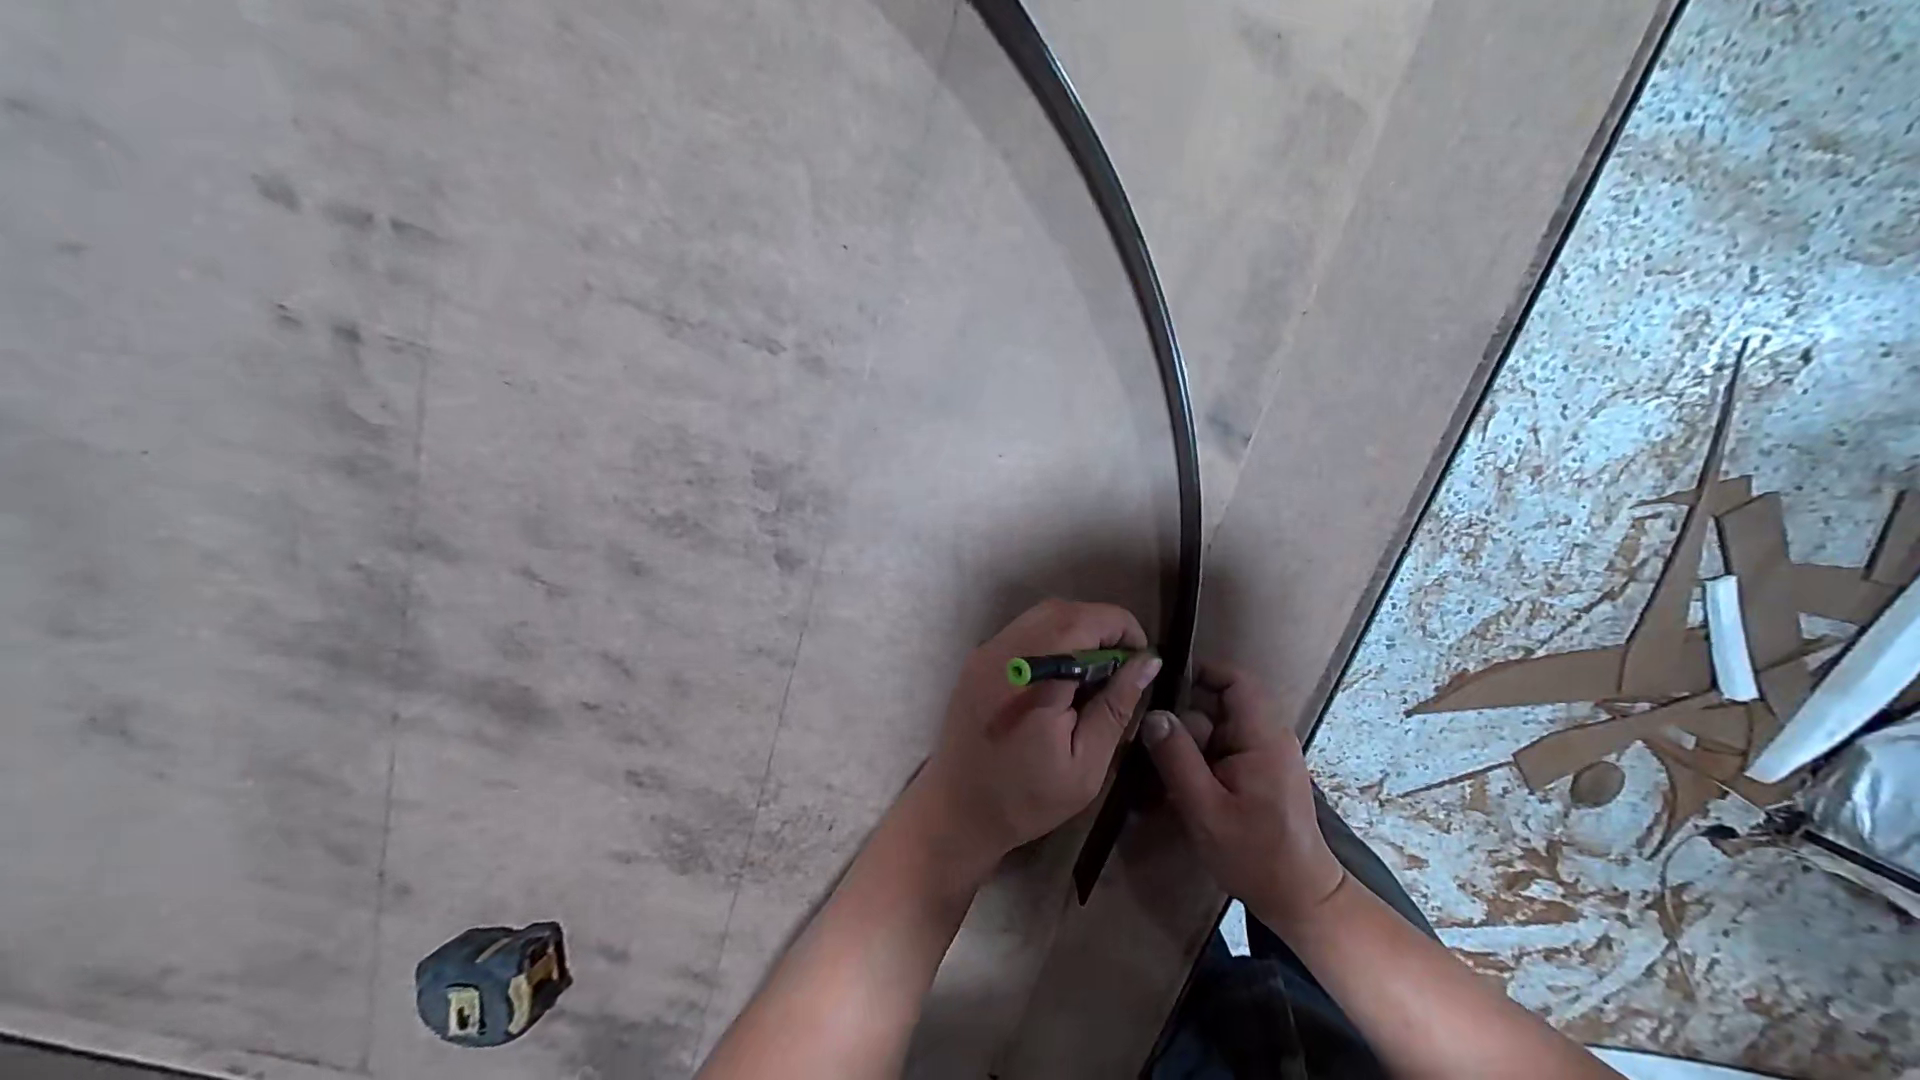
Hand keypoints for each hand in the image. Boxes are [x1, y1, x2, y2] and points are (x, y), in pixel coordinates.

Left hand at [915, 599, 1160, 873]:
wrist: (955, 811)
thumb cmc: (1025, 799)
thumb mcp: (1085, 765)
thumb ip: (1116, 706)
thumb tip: (1149, 661)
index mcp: (1035, 680)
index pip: (1086, 622)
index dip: (1122, 628)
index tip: (1141, 660)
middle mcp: (1005, 653)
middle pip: (1063, 610)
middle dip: (1101, 626)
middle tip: (1122, 667)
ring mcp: (986, 653)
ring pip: (1041, 615)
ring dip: (1076, 630)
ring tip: (1094, 672)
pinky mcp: (977, 660)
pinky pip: (1022, 631)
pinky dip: (1051, 638)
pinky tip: (1062, 676)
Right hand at [1140, 663, 1344, 928]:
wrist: (1299, 899)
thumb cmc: (1255, 854)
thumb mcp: (1205, 808)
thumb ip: (1177, 758)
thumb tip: (1152, 713)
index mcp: (1262, 737)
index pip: (1234, 680)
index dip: (1199, 673)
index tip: (1160, 687)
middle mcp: (1267, 737)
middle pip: (1217, 706)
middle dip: (1183, 723)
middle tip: (1153, 749)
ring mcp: (1263, 756)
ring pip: (1215, 729)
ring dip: (1187, 746)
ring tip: (1162, 774)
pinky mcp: (1257, 773)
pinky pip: (1221, 750)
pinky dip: (1198, 762)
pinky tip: (1180, 787)